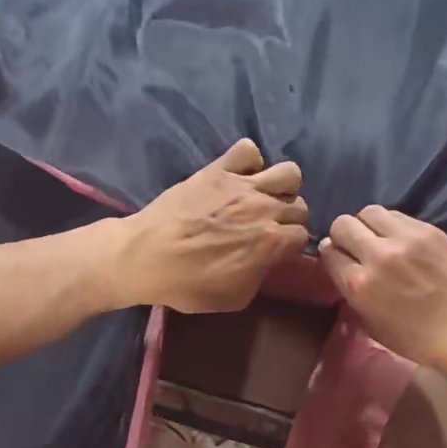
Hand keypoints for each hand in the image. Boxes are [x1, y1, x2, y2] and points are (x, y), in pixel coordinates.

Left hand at [115, 140, 309, 312]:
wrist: (144, 257)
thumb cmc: (187, 284)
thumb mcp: (235, 297)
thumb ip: (261, 275)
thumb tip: (270, 261)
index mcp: (271, 242)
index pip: (302, 236)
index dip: (291, 246)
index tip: (278, 251)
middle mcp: (263, 208)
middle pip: (299, 205)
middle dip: (289, 219)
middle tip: (269, 228)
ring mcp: (241, 184)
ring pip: (288, 173)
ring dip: (282, 187)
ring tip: (263, 198)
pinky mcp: (217, 169)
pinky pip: (248, 150)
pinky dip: (249, 161)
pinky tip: (239, 177)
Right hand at [319, 206, 446, 367]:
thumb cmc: (415, 339)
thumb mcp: (370, 325)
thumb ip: (350, 292)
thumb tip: (339, 265)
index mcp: (359, 284)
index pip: (329, 252)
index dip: (331, 255)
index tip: (339, 259)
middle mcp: (377, 255)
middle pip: (343, 224)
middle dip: (343, 235)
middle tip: (355, 247)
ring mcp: (405, 239)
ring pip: (369, 212)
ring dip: (367, 224)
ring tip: (378, 239)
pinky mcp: (429, 230)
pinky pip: (398, 215)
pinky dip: (392, 225)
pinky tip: (402, 241)